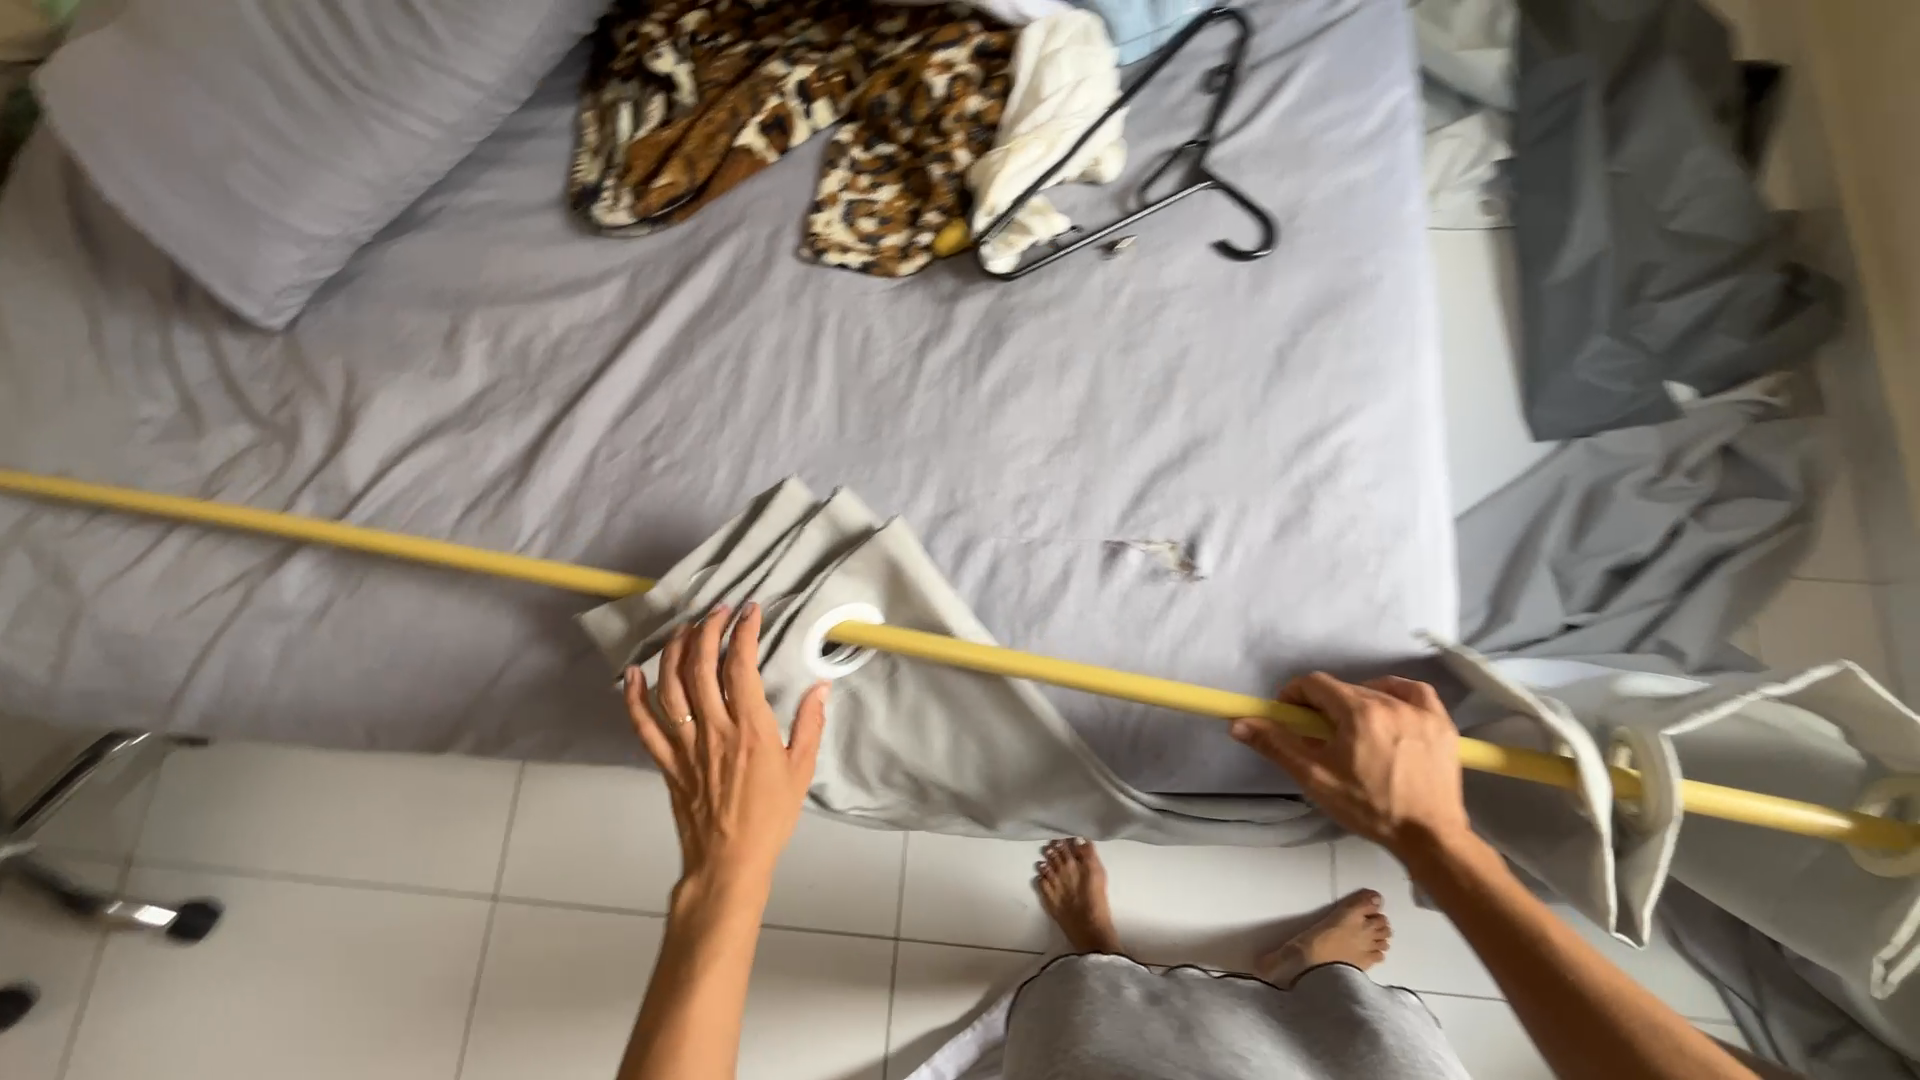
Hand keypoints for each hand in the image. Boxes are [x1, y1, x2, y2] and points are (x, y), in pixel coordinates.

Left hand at [623, 602, 829, 894]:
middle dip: (707, 630)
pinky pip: (643, 724)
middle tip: (718, 611)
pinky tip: (632, 672)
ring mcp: (685, 745)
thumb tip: (820, 687)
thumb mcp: (801, 770)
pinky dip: (634, 696)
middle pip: (700, 667)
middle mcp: (714, 730)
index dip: (743, 633)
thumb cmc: (771, 817)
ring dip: (674, 651)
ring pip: (670, 687)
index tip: (750, 612)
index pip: (741, 667)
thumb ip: (809, 725)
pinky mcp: (666, 762)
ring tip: (684, 628)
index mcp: (750, 729)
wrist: (729, 861)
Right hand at [1230, 673, 1471, 856]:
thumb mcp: (1315, 777)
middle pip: (1343, 688)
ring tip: (1352, 729)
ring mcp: (1421, 712)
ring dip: (1355, 701)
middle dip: (1323, 705)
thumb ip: (1276, 744)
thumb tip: (1239, 723)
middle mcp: (1390, 702)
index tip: (1289, 717)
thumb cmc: (1368, 808)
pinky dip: (1395, 693)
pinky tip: (1388, 708)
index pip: (1314, 683)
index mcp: (1359, 712)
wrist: (1429, 836)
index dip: (1294, 696)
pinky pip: (1414, 692)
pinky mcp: (1442, 724)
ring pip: (1375, 690)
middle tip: (1318, 735)